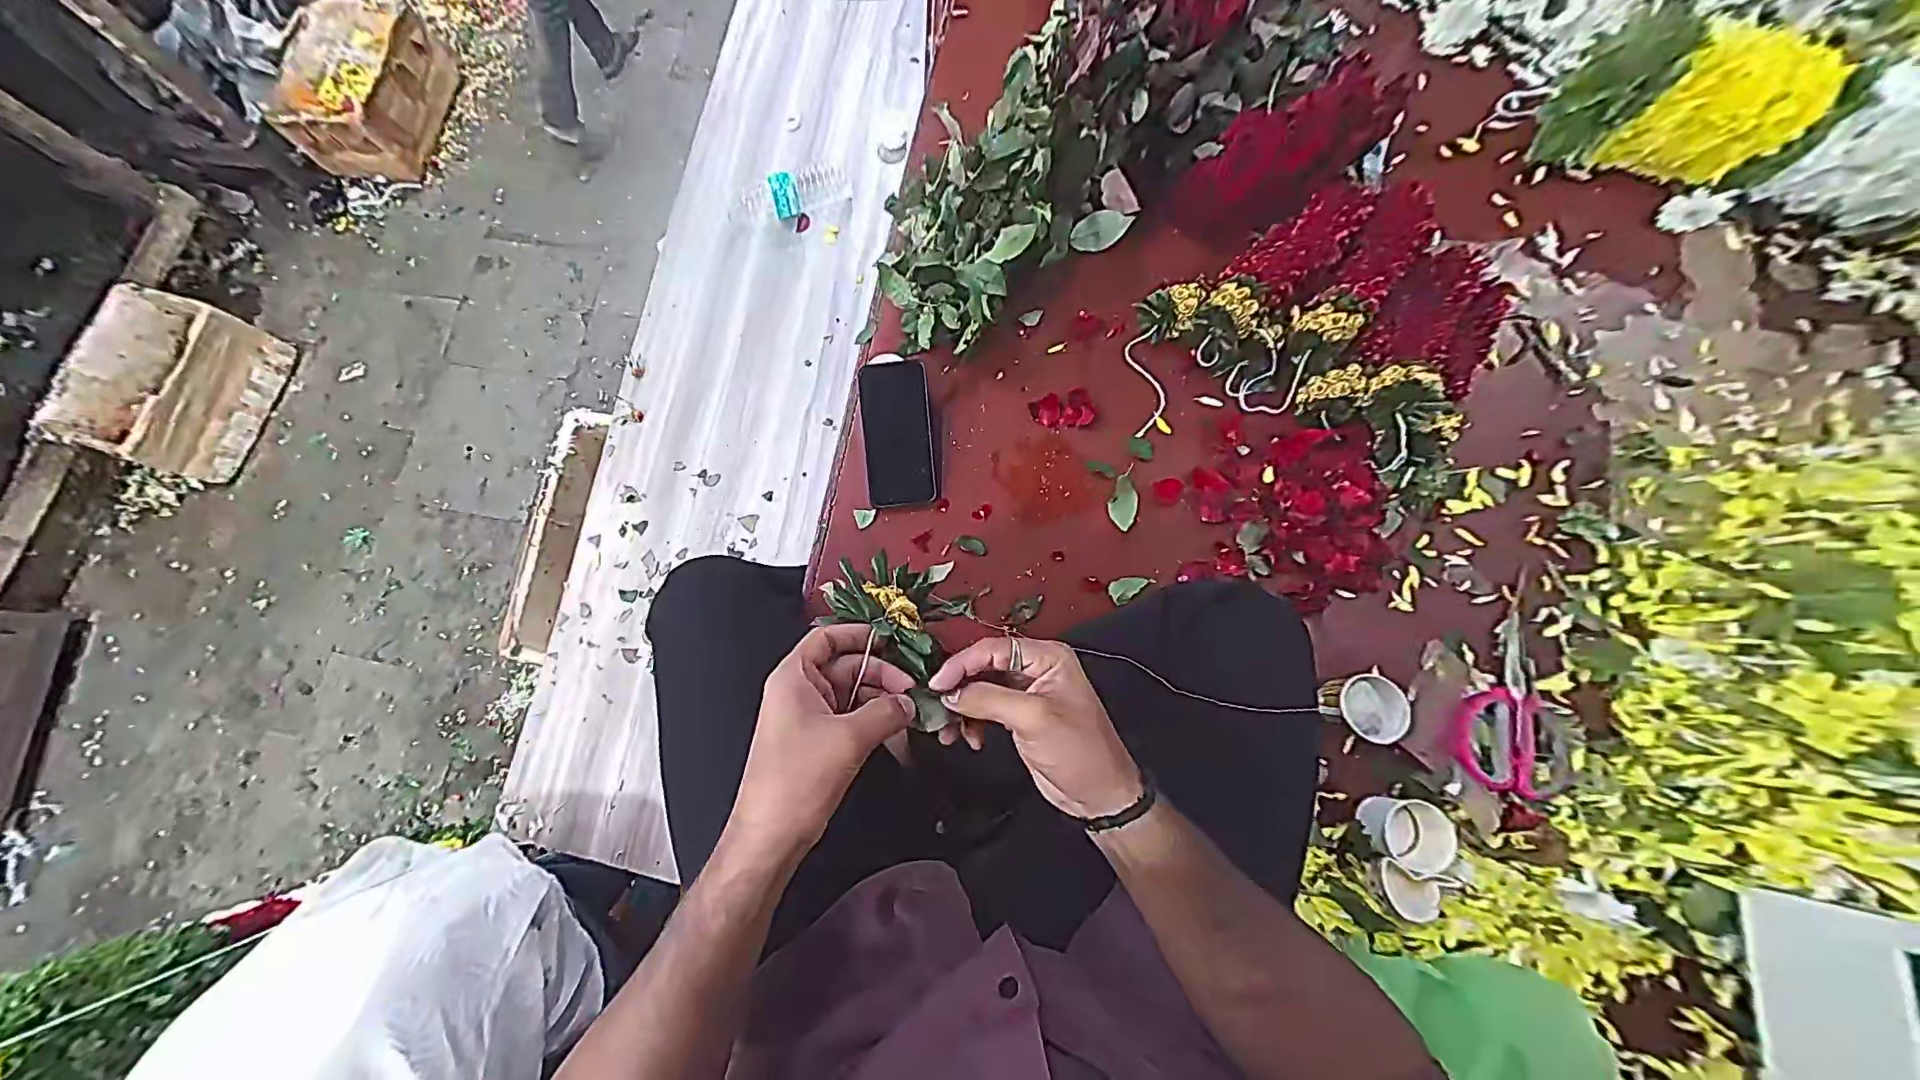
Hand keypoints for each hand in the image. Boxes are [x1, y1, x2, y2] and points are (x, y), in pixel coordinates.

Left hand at [726, 624, 915, 860]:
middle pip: (846, 665)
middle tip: (910, 688)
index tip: (890, 640)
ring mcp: (808, 717)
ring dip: (881, 698)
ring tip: (908, 709)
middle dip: (881, 673)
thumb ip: (885, 712)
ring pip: (852, 693)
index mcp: (793, 678)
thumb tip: (908, 702)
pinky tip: (896, 726)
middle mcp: (799, 692)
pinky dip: (873, 718)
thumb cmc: (794, 782)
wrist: (771, 836)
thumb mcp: (848, 738)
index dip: (859, 634)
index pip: (826, 637)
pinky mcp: (818, 741)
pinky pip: (850, 717)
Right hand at [928, 638, 1141, 819]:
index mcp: (1048, 657)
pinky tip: (971, 737)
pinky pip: (985, 708)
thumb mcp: (1033, 719)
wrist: (1099, 795)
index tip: (938, 683)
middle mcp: (1037, 669)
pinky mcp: (1020, 716)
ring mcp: (1027, 693)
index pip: (994, 648)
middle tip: (938, 705)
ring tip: (950, 729)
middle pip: (984, 666)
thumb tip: (951, 693)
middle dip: (959, 687)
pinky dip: (972, 721)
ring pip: (981, 688)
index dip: (962, 663)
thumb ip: (988, 699)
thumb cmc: (1082, 752)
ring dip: (962, 708)